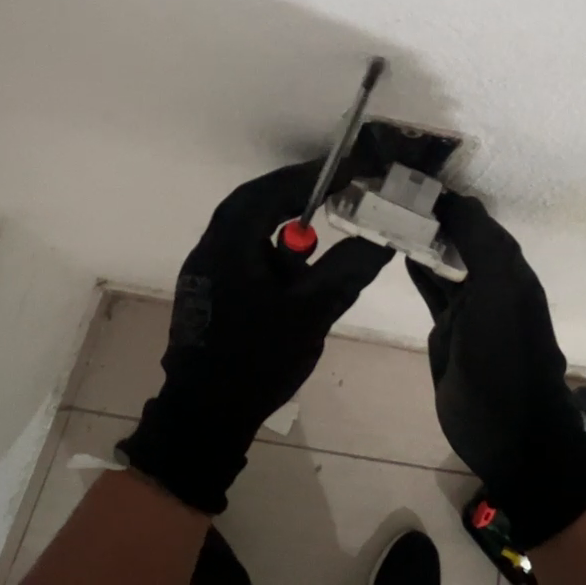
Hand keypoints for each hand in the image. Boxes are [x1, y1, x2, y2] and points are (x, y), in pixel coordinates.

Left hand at [119, 161, 393, 514]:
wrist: (202, 418)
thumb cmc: (256, 359)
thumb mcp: (312, 311)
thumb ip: (349, 268)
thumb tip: (383, 237)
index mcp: (231, 239)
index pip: (277, 188)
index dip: (318, 175)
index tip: (352, 167)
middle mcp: (213, 243)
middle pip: (260, 199)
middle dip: (300, 192)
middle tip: (340, 187)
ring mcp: (206, 266)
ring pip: (251, 225)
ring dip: (285, 220)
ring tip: (321, 229)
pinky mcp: (209, 286)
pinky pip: (246, 249)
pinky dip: (274, 246)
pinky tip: (296, 269)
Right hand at [407, 193, 585, 547]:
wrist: (510, 434)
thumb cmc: (507, 357)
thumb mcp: (499, 292)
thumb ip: (480, 243)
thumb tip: (454, 199)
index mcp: (510, 268)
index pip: (475, 219)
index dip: (448, 198)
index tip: (409, 175)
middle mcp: (492, 280)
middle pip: (457, 236)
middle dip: (429, 214)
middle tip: (386, 190)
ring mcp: (469, 306)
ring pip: (441, 259)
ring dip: (419, 238)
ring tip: (385, 212)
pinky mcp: (448, 329)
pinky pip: (431, 288)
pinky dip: (416, 267)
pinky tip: (396, 249)